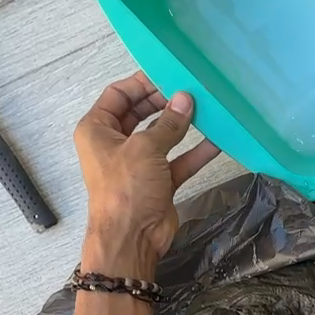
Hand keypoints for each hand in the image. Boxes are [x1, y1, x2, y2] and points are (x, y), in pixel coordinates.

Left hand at [73, 72, 220, 278]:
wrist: (132, 238)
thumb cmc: (126, 189)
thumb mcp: (145, 149)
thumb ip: (168, 123)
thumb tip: (186, 99)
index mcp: (97, 129)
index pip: (118, 95)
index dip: (142, 84)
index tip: (168, 76)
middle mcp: (116, 144)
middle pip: (142, 113)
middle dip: (166, 104)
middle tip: (191, 93)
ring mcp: (139, 164)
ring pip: (163, 137)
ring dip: (183, 126)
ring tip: (207, 111)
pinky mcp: (159, 182)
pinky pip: (178, 161)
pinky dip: (195, 152)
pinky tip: (216, 141)